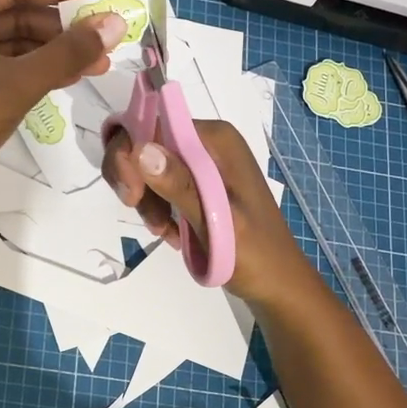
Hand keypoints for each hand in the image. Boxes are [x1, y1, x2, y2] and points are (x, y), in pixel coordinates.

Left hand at [0, 0, 123, 199]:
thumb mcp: (16, 84)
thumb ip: (66, 53)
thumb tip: (113, 24)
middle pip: (17, 10)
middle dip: (63, 26)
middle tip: (107, 35)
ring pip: (15, 37)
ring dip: (55, 49)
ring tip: (99, 61)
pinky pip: (7, 59)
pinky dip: (38, 66)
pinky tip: (73, 74)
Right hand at [102, 119, 320, 303]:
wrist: (278, 283)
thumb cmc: (256, 255)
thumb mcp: (218, 222)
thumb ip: (180, 186)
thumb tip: (140, 149)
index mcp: (216, 140)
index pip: (151, 124)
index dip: (129, 154)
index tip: (131, 196)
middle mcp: (207, 142)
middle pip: (142, 142)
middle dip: (133, 178)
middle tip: (138, 211)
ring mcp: (200, 162)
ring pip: (143, 167)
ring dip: (144, 200)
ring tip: (164, 230)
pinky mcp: (195, 182)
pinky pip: (155, 184)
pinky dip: (153, 208)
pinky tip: (170, 231)